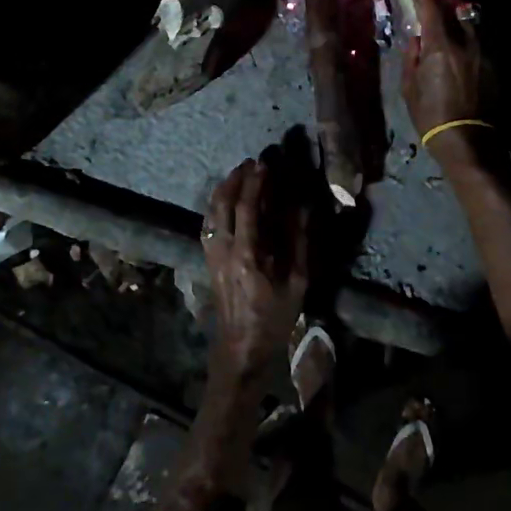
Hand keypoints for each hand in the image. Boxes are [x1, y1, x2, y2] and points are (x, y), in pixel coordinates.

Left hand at [202, 158, 308, 384]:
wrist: (242, 347)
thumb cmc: (274, 318)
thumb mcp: (296, 282)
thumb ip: (298, 243)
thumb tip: (303, 208)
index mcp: (246, 255)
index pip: (246, 208)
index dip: (254, 183)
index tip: (264, 164)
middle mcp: (222, 250)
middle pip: (222, 204)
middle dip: (235, 179)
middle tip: (250, 163)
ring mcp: (211, 255)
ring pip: (210, 213)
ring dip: (223, 190)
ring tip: (237, 174)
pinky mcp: (208, 261)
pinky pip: (207, 225)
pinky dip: (215, 206)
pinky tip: (224, 201)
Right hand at [403, 0, 491, 155]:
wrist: (467, 138)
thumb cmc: (430, 114)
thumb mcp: (408, 87)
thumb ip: (412, 57)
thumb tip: (418, 40)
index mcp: (440, 46)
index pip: (432, 7)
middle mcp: (466, 41)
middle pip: (458, 9)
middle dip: (446, 6)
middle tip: (437, 10)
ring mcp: (485, 51)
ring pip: (474, 23)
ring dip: (462, 21)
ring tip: (454, 29)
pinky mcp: (496, 63)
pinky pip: (483, 41)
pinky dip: (472, 39)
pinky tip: (465, 49)